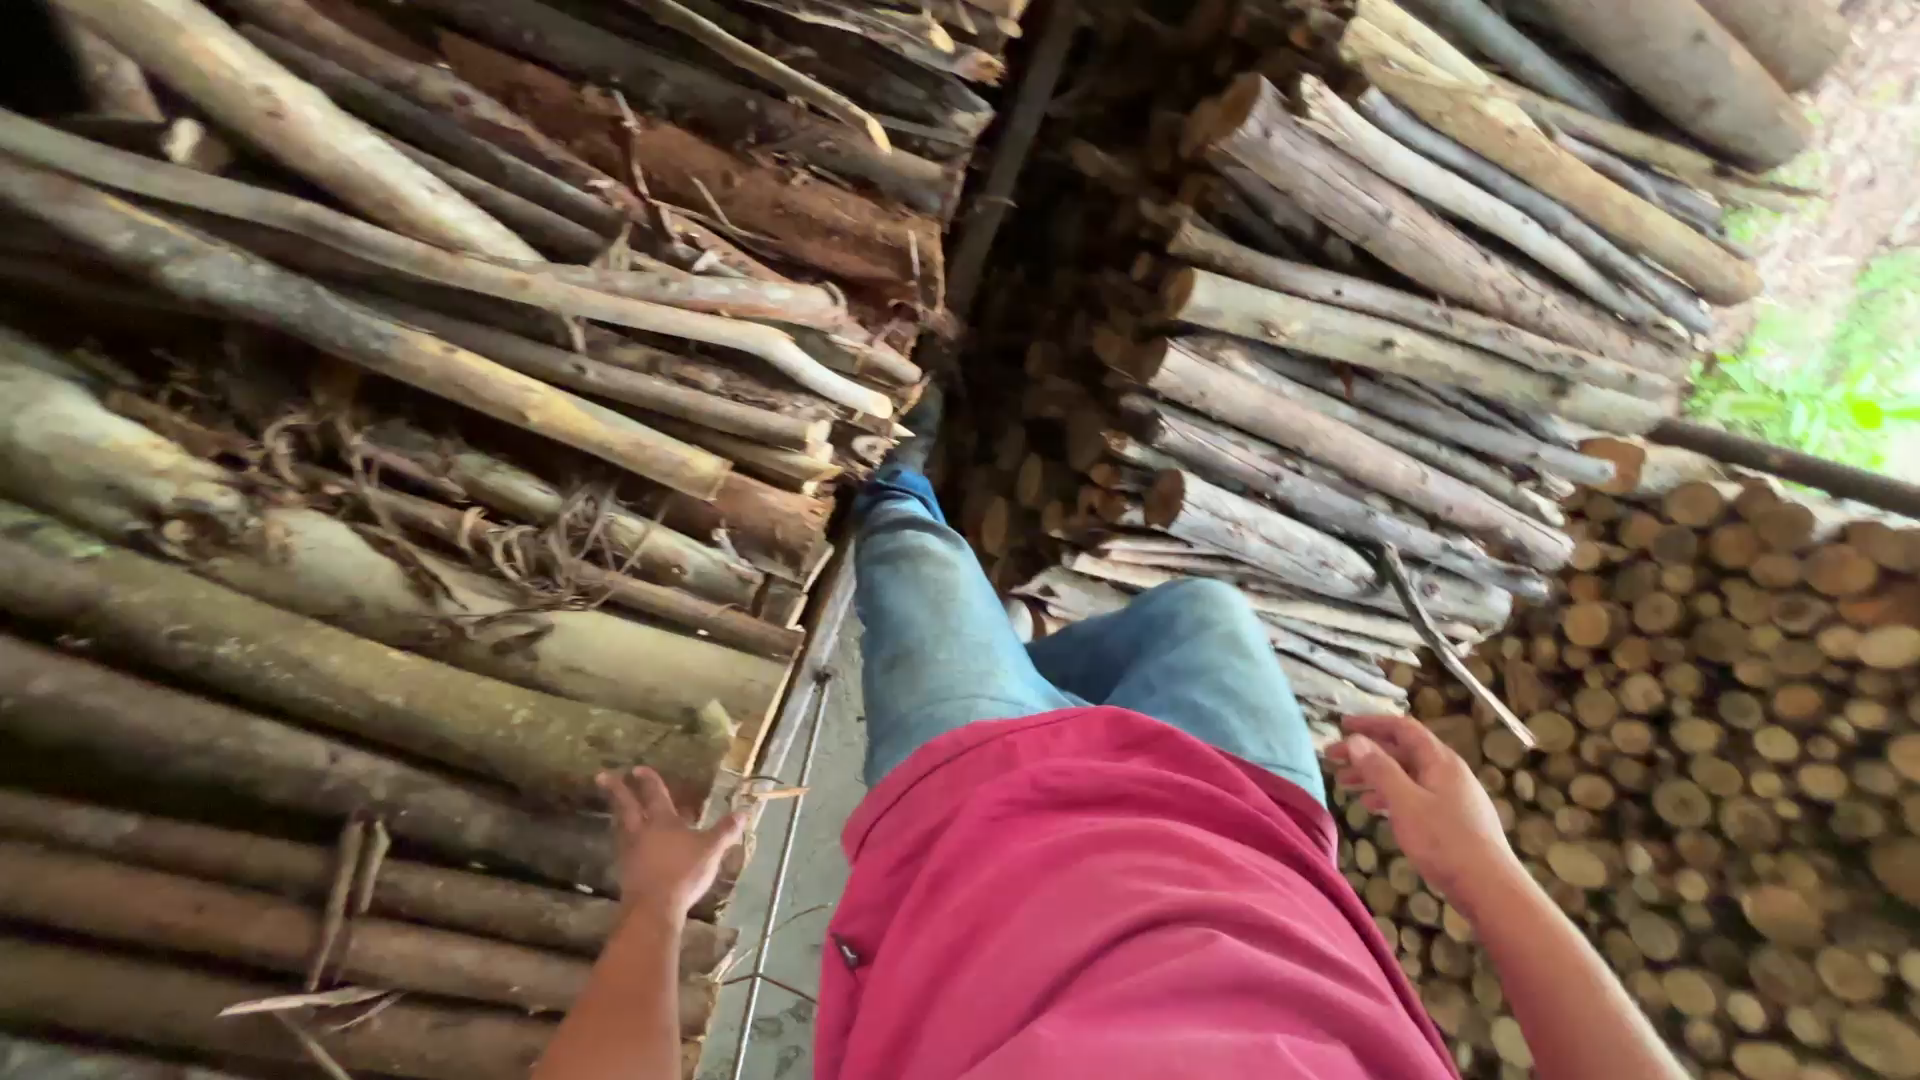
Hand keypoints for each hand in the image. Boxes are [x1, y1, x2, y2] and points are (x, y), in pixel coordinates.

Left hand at [598, 767, 746, 919]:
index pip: (654, 794)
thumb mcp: (711, 850)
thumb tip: (744, 811)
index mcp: (663, 821)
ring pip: (621, 827)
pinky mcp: (625, 871)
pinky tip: (628, 844)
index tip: (636, 768)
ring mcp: (630, 852)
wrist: (653, 909)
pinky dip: (624, 839)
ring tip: (615, 810)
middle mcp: (642, 832)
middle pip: (626, 807)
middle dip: (616, 791)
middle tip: (601, 777)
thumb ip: (725, 830)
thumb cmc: (683, 872)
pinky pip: (623, 847)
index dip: (648, 780)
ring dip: (617, 815)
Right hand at [1326, 714, 1522, 906]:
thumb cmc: (1445, 842)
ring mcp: (1452, 796)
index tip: (1341, 726)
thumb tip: (1356, 740)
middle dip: (1366, 752)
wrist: (1490, 890)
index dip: (1371, 723)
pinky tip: (1372, 807)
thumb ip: (1379, 769)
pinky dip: (1389, 794)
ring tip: (1344, 784)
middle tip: (1333, 758)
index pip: (1403, 728)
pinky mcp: (1451, 819)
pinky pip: (1413, 794)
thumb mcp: (1405, 802)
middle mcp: (1448, 773)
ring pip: (1405, 774)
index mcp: (1440, 761)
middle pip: (1402, 751)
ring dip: (1373, 775)